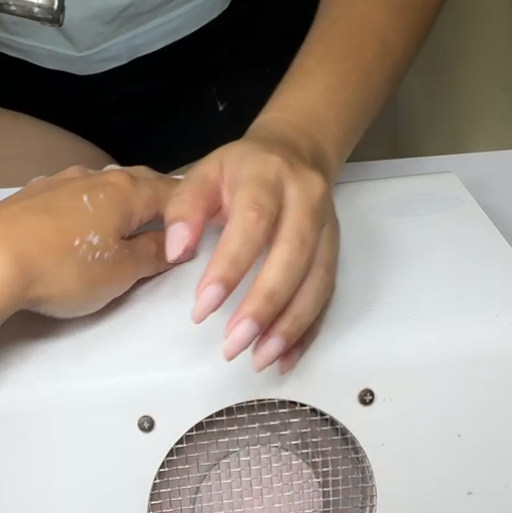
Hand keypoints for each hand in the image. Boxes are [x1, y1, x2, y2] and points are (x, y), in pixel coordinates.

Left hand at [0, 166, 181, 318]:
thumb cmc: (60, 268)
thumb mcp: (122, 272)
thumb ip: (153, 256)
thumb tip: (172, 245)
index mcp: (125, 191)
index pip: (173, 194)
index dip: (190, 214)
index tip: (199, 231)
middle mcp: (94, 179)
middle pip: (138, 187)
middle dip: (157, 206)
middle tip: (169, 229)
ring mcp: (59, 184)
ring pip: (103, 192)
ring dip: (119, 210)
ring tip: (126, 234)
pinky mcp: (31, 200)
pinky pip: (71, 202)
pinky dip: (86, 216)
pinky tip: (80, 235)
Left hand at [163, 126, 339, 372]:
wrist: (297, 151)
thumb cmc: (241, 172)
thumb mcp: (204, 174)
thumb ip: (185, 209)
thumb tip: (176, 251)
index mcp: (268, 177)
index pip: (253, 223)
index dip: (230, 269)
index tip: (202, 309)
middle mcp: (306, 201)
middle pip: (292, 257)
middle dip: (263, 307)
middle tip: (233, 346)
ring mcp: (327, 230)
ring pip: (317, 282)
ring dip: (290, 327)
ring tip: (259, 360)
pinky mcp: (335, 254)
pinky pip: (327, 298)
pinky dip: (307, 333)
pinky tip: (285, 360)